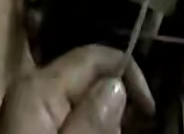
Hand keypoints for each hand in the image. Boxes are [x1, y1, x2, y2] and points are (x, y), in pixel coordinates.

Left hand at [0, 45, 154, 133]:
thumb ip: (90, 122)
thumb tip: (116, 85)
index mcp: (39, 87)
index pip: (94, 56)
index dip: (127, 74)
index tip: (150, 113)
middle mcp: (34, 92)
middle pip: (90, 82)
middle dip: (114, 110)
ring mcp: (32, 116)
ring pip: (83, 107)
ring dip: (102, 128)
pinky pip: (69, 125)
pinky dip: (85, 133)